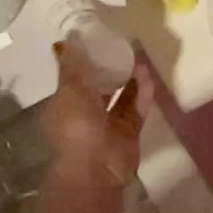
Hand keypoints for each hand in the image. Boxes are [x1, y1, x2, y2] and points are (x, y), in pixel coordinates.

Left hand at [44, 42, 149, 188]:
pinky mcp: (128, 135)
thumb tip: (66, 42)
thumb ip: (73, 67)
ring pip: (119, 99)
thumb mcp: (70, 91)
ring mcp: (107, 128)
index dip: (84, 63)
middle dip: (109, 71)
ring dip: (128, 81)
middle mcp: (84, 117)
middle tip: (123, 48)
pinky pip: (135, 111)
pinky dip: (141, 95)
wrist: (96, 169)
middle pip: (98, 89)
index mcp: (63, 106)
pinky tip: (148, 76)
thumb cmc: (76, 126)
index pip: (72, 80)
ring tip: (139, 58)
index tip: (97, 43)